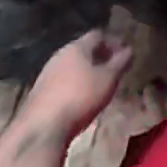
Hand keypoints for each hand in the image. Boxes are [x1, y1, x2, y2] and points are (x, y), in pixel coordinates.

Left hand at [12, 30, 133, 139]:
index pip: (98, 35)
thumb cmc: (80, 97)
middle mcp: (59, 56)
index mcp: (76, 47)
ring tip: (99, 86)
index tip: (125, 54)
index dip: (114, 42)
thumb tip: (129, 49)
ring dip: (87, 72)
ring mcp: (45, 75)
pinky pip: (61, 82)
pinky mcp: (38, 94)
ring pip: (71, 67)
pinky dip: (74, 85)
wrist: (40, 132)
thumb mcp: (109, 78)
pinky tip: (80, 100)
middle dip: (100, 57)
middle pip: (83, 50)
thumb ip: (121, 61)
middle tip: (114, 69)